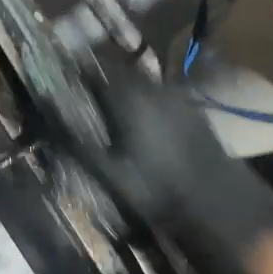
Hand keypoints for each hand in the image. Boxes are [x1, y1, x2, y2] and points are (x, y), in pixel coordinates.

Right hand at [68, 68, 272, 273]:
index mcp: (131, 97)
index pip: (96, 67)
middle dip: (99, 75)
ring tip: (106, 104)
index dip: (76, 67)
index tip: (59, 71)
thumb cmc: (160, 191)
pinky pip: (159, 96)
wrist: (224, 206)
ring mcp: (178, 98)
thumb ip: (78, 142)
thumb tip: (48, 120)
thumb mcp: (111, 173)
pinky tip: (139, 120)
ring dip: (122, 87)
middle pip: (120, 72)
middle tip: (81, 87)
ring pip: (142, 83)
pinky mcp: (193, 112)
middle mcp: (155, 89)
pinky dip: (143, 100)